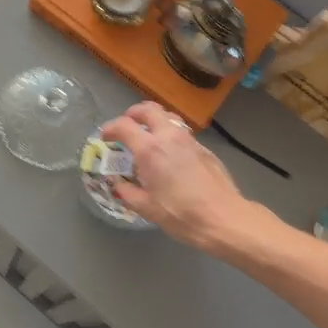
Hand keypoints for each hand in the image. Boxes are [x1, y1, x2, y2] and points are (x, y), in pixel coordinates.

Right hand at [100, 102, 261, 250]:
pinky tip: (171, 153)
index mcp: (149, 149)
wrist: (222, 217)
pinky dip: (171, 134)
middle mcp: (169, 137)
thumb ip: (127, 192)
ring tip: (149, 134)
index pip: (124, 126)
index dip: (110, 128)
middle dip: (134, 113)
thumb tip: (118, 183)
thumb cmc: (180, 214)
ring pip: (169, 117)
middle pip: (149, 109)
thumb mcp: (145, 207)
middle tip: (128, 125)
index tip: (105, 137)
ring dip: (155, 120)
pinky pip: (183, 133)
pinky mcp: (205, 148)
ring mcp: (190, 140)